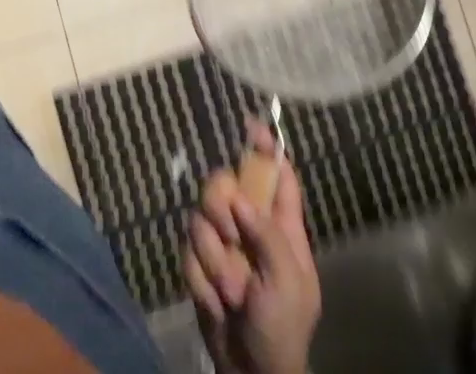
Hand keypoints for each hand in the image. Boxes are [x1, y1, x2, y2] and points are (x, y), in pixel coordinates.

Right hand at [183, 124, 321, 373]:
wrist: (250, 369)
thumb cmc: (282, 326)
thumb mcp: (288, 282)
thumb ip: (268, 236)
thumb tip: (240, 198)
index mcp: (283, 228)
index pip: (275, 177)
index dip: (265, 149)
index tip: (252, 126)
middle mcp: (249, 227)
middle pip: (224, 186)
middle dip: (220, 211)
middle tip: (230, 237)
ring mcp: (222, 244)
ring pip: (200, 219)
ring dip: (214, 259)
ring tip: (232, 292)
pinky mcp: (200, 262)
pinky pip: (187, 251)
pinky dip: (200, 278)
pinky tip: (217, 300)